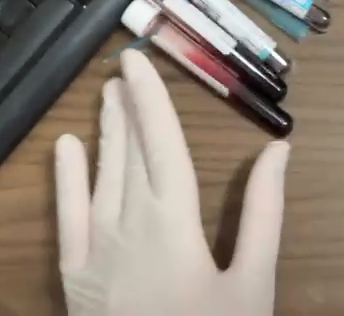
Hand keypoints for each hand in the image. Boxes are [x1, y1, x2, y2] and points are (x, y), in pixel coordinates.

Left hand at [55, 48, 289, 315]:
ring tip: (106, 94)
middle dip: (127, 106)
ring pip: (100, 176)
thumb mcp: (254, 282)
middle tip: (124, 65)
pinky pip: (66, 220)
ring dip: (104, 132)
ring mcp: (96, 253)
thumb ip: (264, 212)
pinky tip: (63, 149)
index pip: (161, 142)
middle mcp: (129, 226)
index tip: (139, 61)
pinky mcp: (76, 280)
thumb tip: (280, 149)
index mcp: (174, 222)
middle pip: (128, 151)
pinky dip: (64, 182)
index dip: (150, 98)